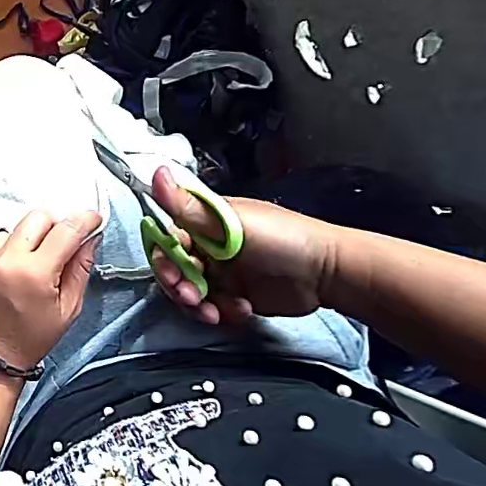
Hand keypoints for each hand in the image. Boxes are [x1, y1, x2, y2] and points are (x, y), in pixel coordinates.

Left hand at [0, 208, 103, 372]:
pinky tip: (18, 270)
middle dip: (57, 225)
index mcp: (34, 274)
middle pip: (39, 217)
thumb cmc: (31, 338)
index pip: (65, 230)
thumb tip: (90, 239)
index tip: (93, 220)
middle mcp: (7, 261)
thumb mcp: (68, 308)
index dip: (84, 220)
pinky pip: (0, 240)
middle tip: (64, 244)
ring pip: (18, 227)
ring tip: (37, 263)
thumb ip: (81, 269)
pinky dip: (14, 248)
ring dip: (33, 237)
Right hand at [149, 166, 340, 324]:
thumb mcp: (233, 224)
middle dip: (180, 287)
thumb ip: (190, 206)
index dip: (165, 259)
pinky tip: (240, 309)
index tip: (174, 275)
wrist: (327, 274)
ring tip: (218, 311)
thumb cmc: (285, 240)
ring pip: (190, 291)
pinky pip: (211, 306)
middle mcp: (210, 244)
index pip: (167, 239)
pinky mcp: (234, 294)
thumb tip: (158, 173)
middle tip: (194, 298)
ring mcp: (222, 270)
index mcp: (206, 221)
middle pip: (175, 269)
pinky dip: (220, 312)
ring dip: (199, 305)